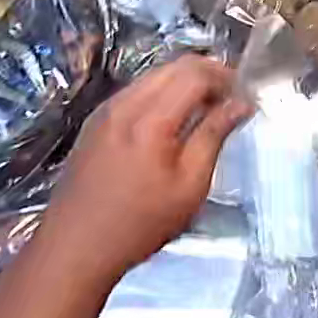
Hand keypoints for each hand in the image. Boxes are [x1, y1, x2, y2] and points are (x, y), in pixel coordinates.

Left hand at [54, 55, 252, 272]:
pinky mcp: (96, 120)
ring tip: (205, 109)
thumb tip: (241, 104)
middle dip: (209, 74)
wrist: (72, 250)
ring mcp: (106, 110)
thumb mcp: (190, 185)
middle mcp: (125, 104)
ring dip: (185, 82)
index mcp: (151, 119)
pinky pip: (137, 89)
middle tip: (230, 98)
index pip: (196, 74)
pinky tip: (172, 120)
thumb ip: (215, 135)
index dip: (226, 78)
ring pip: (156, 74)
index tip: (244, 97)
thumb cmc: (140, 223)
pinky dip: (163, 92)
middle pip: (175, 66)